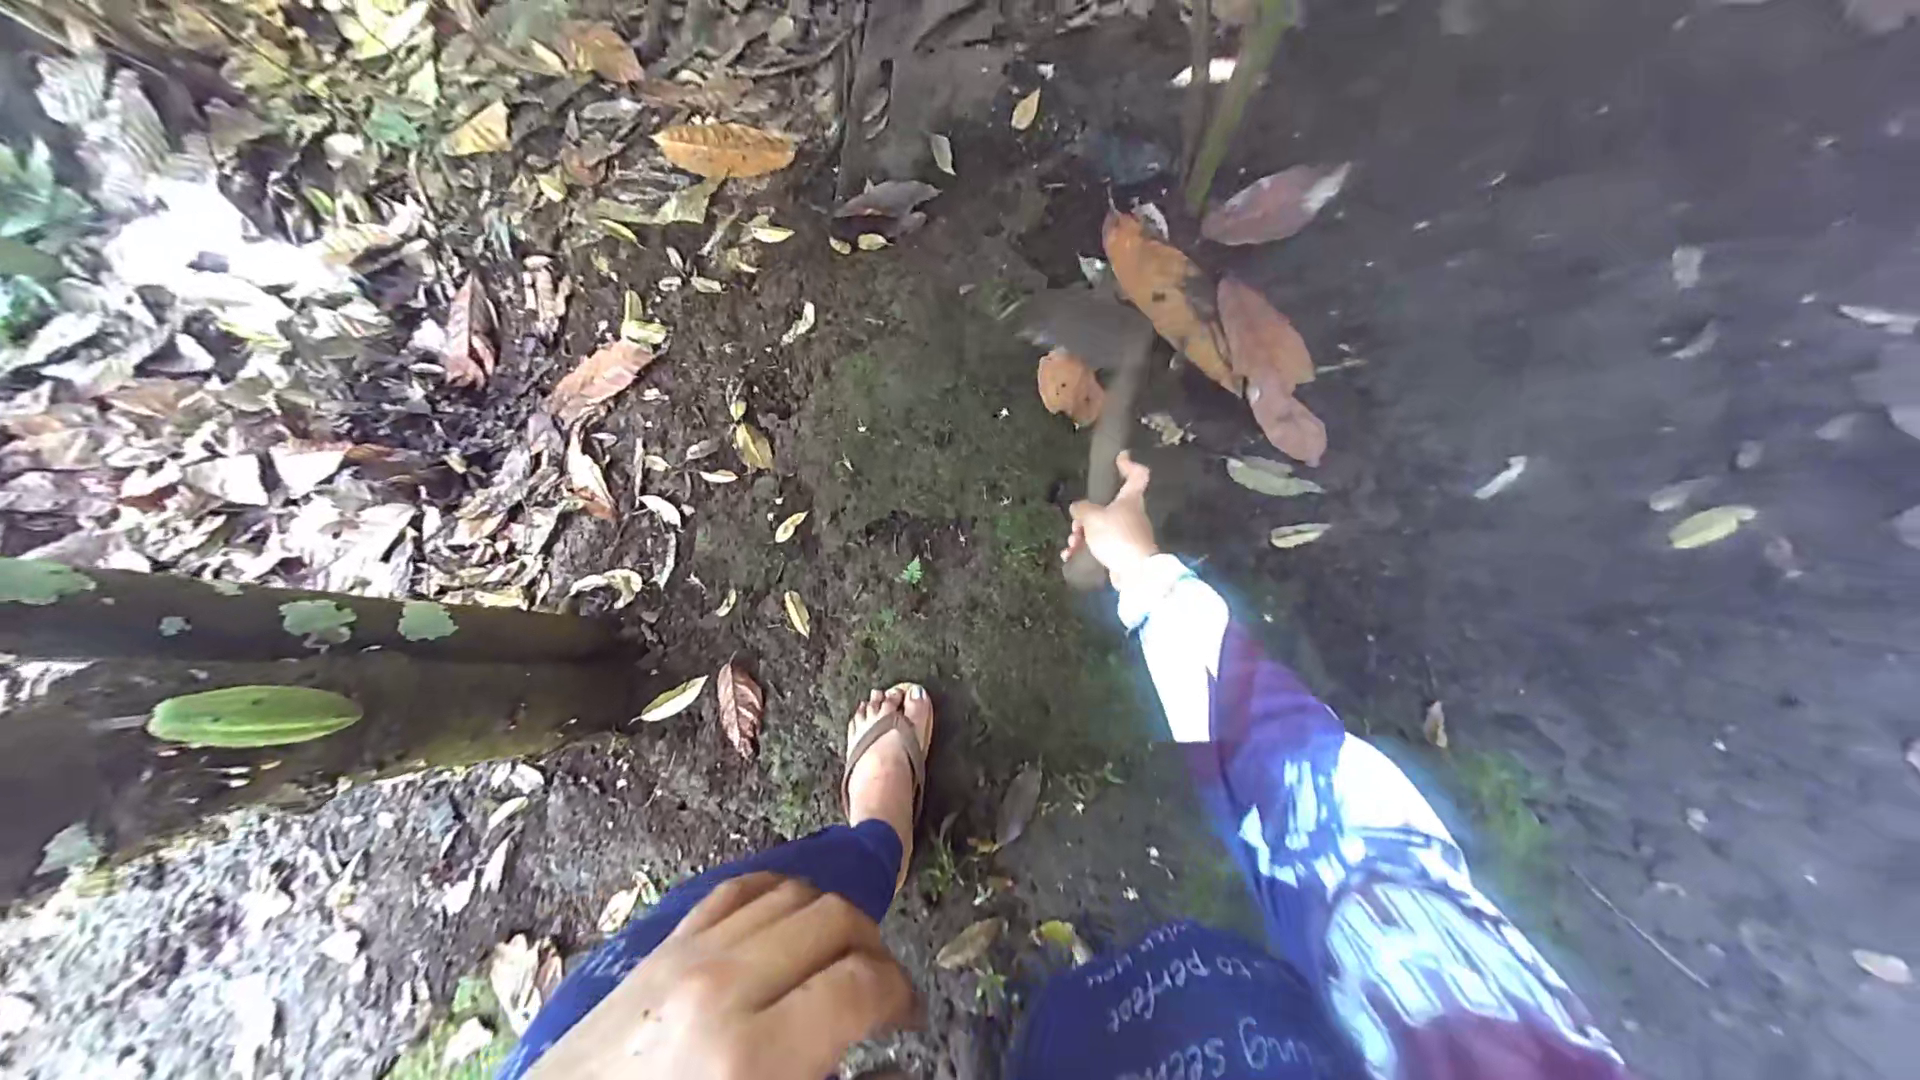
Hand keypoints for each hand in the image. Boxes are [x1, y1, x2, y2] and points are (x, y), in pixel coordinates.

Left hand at [527, 873, 917, 1079]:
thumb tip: (895, 1066)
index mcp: (750, 1056)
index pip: (859, 984)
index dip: (900, 994)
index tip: (909, 1016)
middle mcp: (724, 984)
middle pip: (836, 918)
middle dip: (875, 947)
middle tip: (882, 986)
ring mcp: (689, 952)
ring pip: (794, 891)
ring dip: (833, 915)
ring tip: (841, 953)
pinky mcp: (663, 943)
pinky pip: (740, 887)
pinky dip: (780, 892)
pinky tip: (791, 921)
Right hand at [1062, 451, 1159, 590]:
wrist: (1135, 572)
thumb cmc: (1116, 536)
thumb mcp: (1092, 517)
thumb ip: (1081, 509)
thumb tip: (1077, 508)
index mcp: (1130, 499)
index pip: (1138, 475)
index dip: (1129, 465)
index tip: (1119, 458)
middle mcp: (1131, 514)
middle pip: (1107, 506)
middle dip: (1086, 515)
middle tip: (1076, 524)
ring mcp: (1127, 534)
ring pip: (1100, 528)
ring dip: (1081, 535)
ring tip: (1072, 544)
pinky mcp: (1121, 553)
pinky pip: (1099, 547)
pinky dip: (1084, 550)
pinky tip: (1070, 556)